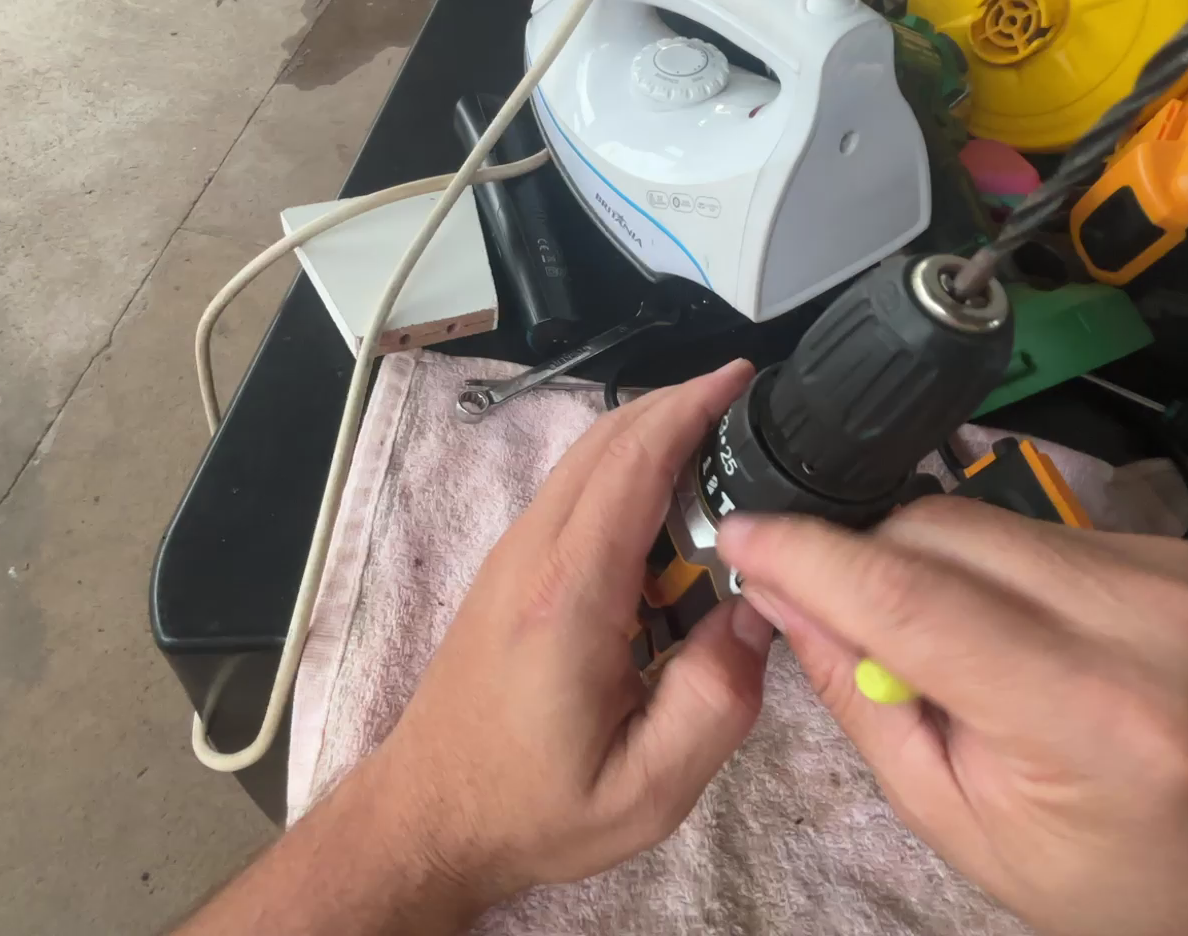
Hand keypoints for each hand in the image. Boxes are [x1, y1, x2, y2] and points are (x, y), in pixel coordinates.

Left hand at [363, 359, 772, 902]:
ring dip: (649, 435)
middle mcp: (535, 550)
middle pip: (606, 441)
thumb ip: (716, 700)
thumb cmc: (534, 804)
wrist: (431, 809)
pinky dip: (623, 470)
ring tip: (716, 450)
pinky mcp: (510, 565)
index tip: (738, 377)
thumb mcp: (647, 787)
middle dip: (675, 406)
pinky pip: (572, 490)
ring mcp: (514, 551)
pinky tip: (664, 506)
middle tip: (743, 406)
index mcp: (572, 591)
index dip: (688, 407)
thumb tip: (757, 610)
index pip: (632, 462)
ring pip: (585, 459)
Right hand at [719, 499, 1187, 935]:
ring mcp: (1181, 576)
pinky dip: (973, 560)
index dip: (806, 556)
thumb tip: (774, 591)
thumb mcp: (948, 813)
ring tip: (929, 633)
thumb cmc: (1100, 883)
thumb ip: (851, 691)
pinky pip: (1019, 525)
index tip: (737, 534)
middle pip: (935, 532)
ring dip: (913, 559)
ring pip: (971, 517)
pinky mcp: (1181, 551)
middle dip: (854, 556)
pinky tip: (993, 618)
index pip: (908, 598)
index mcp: (1097, 720)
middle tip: (827, 609)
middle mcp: (1155, 625)